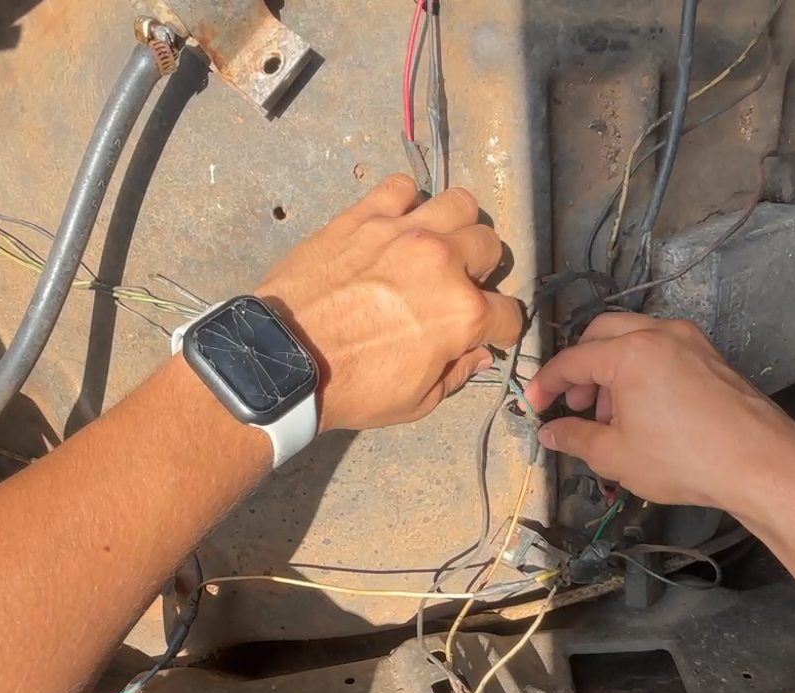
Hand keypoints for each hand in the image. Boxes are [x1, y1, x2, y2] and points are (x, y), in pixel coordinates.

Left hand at [258, 175, 524, 431]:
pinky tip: (396, 226)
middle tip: (458, 287)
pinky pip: (402, 187)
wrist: (286, 360)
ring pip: (458, 203)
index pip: (509, 313)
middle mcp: (442, 263)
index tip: (492, 333)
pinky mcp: (364, 215)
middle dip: (482, 271)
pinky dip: (406, 203)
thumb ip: (456, 375)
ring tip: (436, 248)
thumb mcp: (416, 402)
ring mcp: (403, 232)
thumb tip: (478, 354)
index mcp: (462, 314)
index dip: (503, 329)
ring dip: (456, 226)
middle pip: (489, 247)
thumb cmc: (352, 389)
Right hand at [524, 313, 794, 514]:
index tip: (533, 405)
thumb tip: (548, 432)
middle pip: (601, 333)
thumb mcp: (613, 455)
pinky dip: (639, 369)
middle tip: (573, 403)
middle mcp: (659, 334)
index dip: (546, 384)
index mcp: (629, 353)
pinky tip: (641, 409)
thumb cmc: (681, 459)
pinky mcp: (710, 356)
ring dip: (609, 368)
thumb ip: (573, 437)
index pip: (572, 360)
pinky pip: (661, 349)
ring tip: (608, 414)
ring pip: (633, 338)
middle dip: (579, 366)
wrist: (758, 462)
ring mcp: (690, 341)